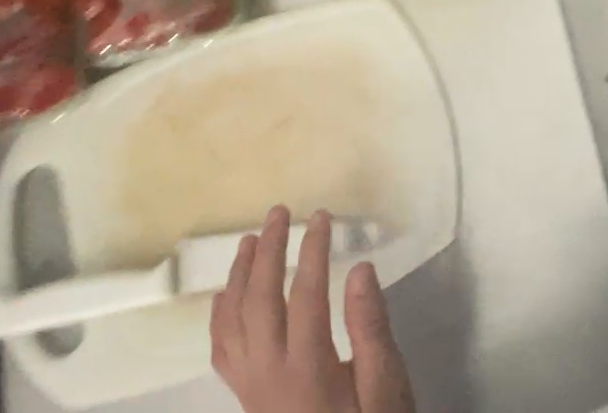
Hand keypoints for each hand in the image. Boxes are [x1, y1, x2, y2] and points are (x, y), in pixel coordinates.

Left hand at [211, 206, 416, 412]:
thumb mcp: (387, 386)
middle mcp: (268, 375)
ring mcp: (252, 389)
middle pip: (257, 302)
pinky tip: (228, 297)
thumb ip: (371, 328)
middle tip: (279, 213)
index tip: (323, 216)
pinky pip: (223, 351)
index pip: (305, 294)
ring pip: (232, 324)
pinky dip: (221, 316)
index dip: (313, 250)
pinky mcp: (249, 399)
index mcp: (307, 369)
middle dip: (268, 252)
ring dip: (238, 277)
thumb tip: (360, 269)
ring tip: (249, 241)